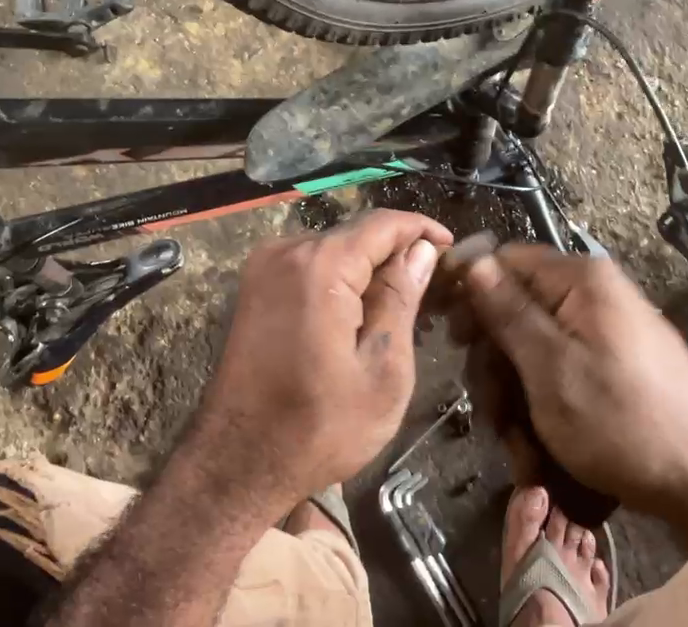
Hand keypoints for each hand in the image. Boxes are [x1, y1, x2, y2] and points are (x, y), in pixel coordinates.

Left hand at [190, 209, 451, 511]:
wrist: (237, 463)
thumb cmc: (319, 427)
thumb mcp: (382, 371)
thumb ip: (401, 300)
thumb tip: (422, 250)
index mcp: (319, 266)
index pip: (382, 224)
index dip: (421, 229)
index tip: (451, 246)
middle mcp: (285, 252)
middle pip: (354, 233)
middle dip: (394, 252)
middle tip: (429, 286)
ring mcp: (262, 268)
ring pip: (331, 248)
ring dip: (365, 267)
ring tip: (397, 305)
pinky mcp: (252, 289)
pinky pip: (306, 265)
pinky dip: (337, 278)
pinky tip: (355, 314)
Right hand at [458, 244, 687, 505]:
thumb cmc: (618, 420)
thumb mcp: (549, 366)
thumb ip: (508, 311)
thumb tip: (473, 262)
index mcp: (581, 280)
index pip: (506, 260)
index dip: (472, 293)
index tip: (452, 337)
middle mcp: (595, 294)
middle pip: (518, 308)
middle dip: (495, 361)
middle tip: (490, 409)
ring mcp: (607, 329)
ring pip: (535, 345)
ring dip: (515, 392)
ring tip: (518, 442)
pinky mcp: (615, 362)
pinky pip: (562, 366)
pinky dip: (543, 400)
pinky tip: (539, 444)